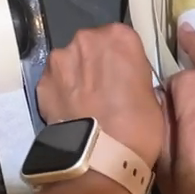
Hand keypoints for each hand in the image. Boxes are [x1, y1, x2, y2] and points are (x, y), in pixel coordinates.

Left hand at [36, 24, 166, 170]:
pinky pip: (54, 82)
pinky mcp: (42, 81)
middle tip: (104, 88)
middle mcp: (86, 38)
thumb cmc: (138, 126)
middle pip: (92, 45)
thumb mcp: (153, 94)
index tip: (124, 75)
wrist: (102, 157)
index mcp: (120, 36)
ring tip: (84, 102)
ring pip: (69, 61)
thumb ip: (136, 75)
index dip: (122, 58)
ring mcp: (60, 58)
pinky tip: (69, 111)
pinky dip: (60, 92)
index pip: (122, 39)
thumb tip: (127, 80)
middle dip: (96, 62)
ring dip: (76, 75)